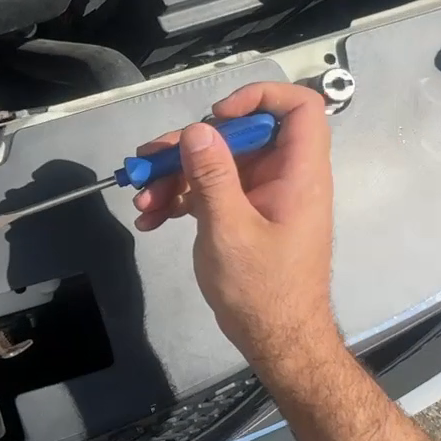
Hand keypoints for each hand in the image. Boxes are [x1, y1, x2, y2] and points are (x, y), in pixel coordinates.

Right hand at [131, 82, 337, 367]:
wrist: (274, 341)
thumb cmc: (262, 288)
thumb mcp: (229, 229)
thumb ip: (213, 176)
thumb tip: (197, 129)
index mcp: (297, 174)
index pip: (299, 109)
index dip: (259, 99)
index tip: (216, 117)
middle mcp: (281, 177)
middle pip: (238, 137)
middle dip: (189, 148)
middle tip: (150, 162)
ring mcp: (260, 197)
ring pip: (214, 165)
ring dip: (174, 177)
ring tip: (142, 200)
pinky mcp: (240, 215)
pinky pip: (208, 191)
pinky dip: (178, 200)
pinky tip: (151, 219)